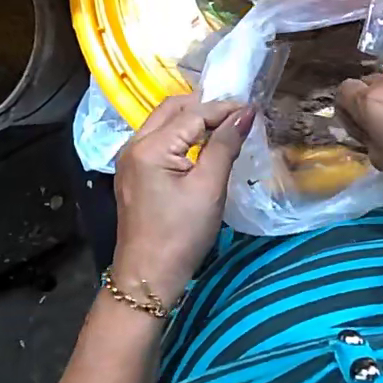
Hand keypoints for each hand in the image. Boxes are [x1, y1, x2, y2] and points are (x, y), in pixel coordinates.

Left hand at [112, 96, 253, 306]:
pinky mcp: (133, 172)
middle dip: (205, 106)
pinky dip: (180, 135)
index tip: (253, 109)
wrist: (148, 276)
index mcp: (150, 147)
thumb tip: (245, 113)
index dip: (224, 109)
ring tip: (224, 126)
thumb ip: (225, 145)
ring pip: (162, 122)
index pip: (192, 114)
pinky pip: (157, 139)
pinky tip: (201, 144)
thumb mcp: (209, 188)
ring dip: (192, 119)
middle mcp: (133, 145)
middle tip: (237, 114)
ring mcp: (129, 158)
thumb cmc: (181, 235)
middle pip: (171, 109)